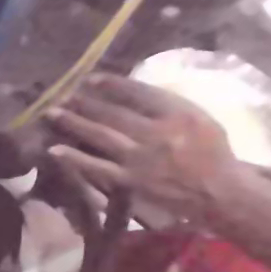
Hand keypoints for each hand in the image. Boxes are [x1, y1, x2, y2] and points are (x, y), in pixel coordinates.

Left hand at [48, 74, 247, 220]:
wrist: (219, 192)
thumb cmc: (212, 153)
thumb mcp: (201, 120)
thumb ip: (169, 106)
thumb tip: (134, 91)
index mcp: (180, 114)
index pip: (141, 93)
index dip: (112, 84)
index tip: (90, 79)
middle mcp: (158, 133)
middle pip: (114, 113)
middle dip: (85, 103)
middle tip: (62, 96)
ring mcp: (141, 157)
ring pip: (100, 135)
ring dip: (73, 123)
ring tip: (51, 114)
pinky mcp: (129, 179)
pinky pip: (96, 166)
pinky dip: (73, 158)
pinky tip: (53, 150)